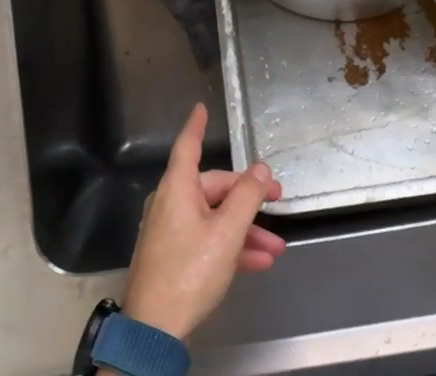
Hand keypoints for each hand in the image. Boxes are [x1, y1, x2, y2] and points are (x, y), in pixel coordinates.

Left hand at [122, 103, 283, 339]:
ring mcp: (171, 231)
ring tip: (276, 248)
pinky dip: (231, 247)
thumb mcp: (227, 234)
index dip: (196, 126)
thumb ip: (247, 198)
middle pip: (213, 188)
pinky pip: (207, 240)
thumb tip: (261, 168)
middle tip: (280, 201)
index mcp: (177, 188)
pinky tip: (258, 263)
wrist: (155, 326)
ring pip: (215, 218)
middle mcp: (171, 203)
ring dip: (246, 230)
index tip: (200, 108)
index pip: (188, 145)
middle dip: (248, 198)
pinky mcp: (174, 255)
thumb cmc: (189, 271)